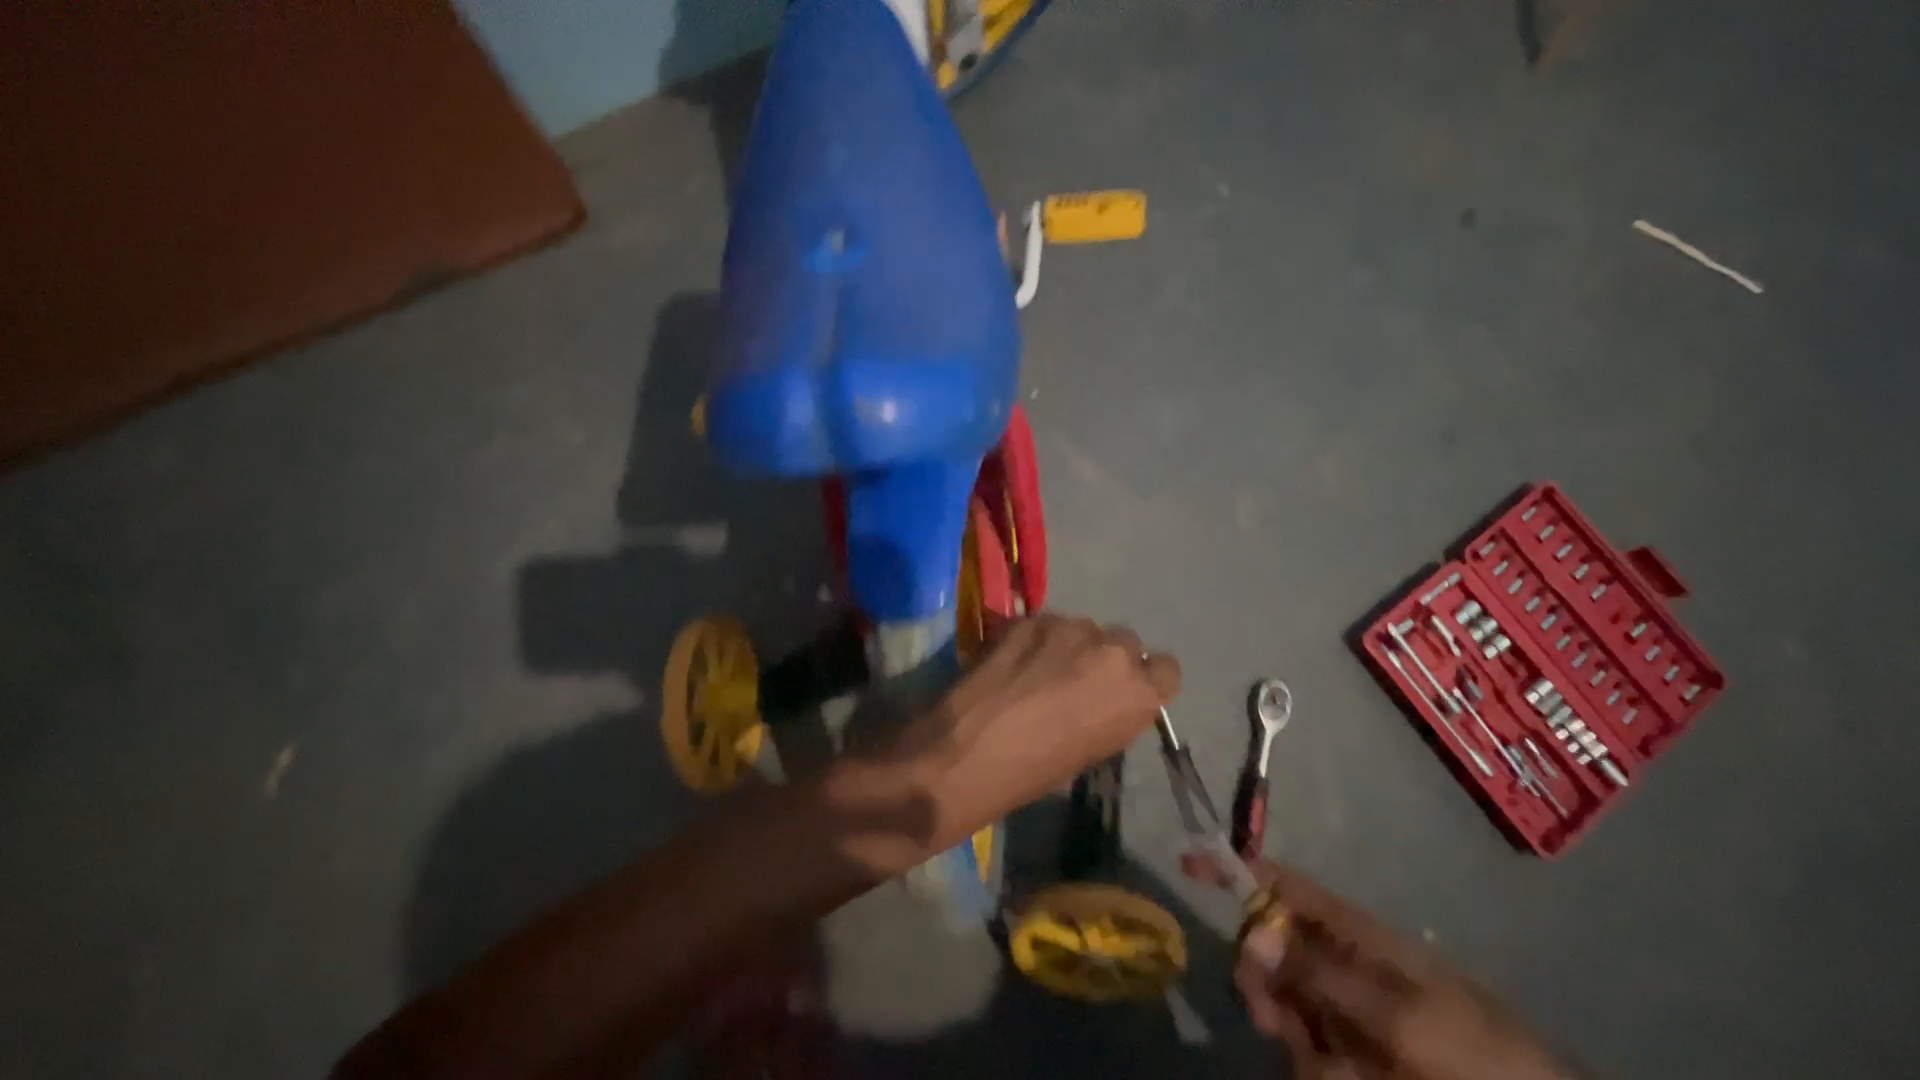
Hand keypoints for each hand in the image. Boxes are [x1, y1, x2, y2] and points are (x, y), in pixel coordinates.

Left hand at [900, 613, 1180, 845]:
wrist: (971, 751)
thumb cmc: (1034, 771)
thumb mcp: (1093, 749)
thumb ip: (1111, 711)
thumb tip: (1101, 697)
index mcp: (1140, 694)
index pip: (1166, 668)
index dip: (1143, 677)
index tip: (1120, 689)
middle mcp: (1115, 652)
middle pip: (1123, 642)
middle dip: (1103, 656)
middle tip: (1074, 678)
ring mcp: (1071, 628)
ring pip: (1082, 628)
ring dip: (1068, 643)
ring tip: (1036, 669)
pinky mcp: (1032, 617)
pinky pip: (1044, 623)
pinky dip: (1033, 638)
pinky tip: (1010, 660)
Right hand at [1234, 862, 1579, 1079]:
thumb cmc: (1477, 1056)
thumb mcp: (1401, 1013)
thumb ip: (1323, 971)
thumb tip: (1253, 928)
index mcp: (1359, 935)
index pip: (1286, 887)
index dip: (1239, 870)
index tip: (1190, 866)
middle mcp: (1346, 966)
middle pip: (1270, 952)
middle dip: (1263, 983)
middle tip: (1276, 1019)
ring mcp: (1349, 1014)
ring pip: (1285, 1010)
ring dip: (1296, 1038)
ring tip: (1339, 1070)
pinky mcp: (1352, 1056)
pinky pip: (1308, 1055)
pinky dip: (1317, 1068)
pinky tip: (1347, 1078)